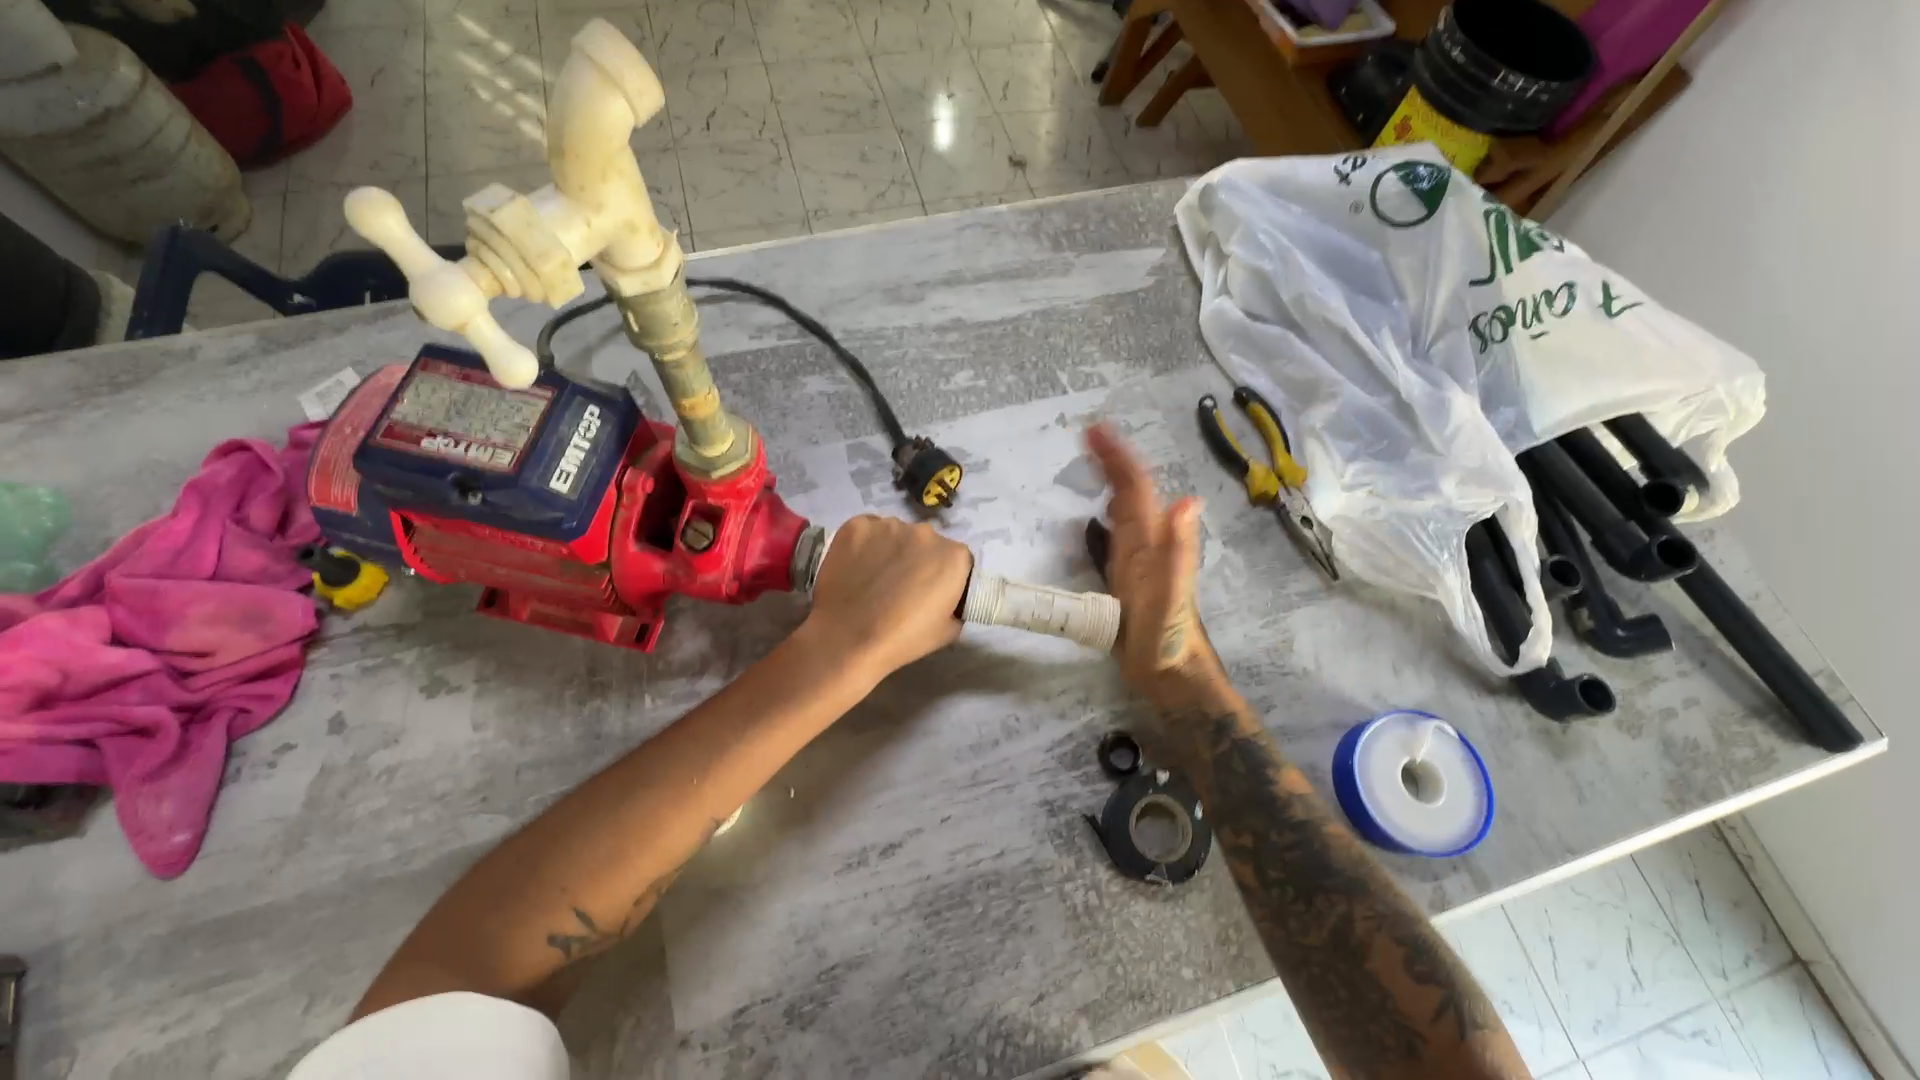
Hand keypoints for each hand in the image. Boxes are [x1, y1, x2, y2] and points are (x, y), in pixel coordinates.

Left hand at [803, 515, 972, 683]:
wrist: (847, 639)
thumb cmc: (903, 639)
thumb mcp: (949, 631)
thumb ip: (956, 604)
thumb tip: (947, 596)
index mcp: (954, 556)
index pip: (956, 560)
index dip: (943, 576)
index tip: (930, 591)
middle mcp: (926, 532)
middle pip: (926, 543)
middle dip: (918, 558)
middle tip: (901, 585)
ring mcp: (889, 526)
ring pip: (895, 534)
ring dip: (891, 549)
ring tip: (875, 577)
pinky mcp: (857, 525)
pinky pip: (867, 530)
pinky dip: (864, 544)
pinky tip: (856, 566)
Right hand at [1086, 424, 1225, 707]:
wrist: (1174, 675)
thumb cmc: (1170, 639)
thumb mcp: (1172, 596)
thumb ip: (1178, 552)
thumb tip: (1187, 501)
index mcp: (1151, 541)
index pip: (1136, 488)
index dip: (1117, 458)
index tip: (1094, 431)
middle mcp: (1145, 543)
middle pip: (1130, 492)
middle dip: (1111, 460)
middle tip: (1087, 435)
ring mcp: (1136, 561)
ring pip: (1122, 511)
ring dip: (1108, 482)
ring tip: (1089, 461)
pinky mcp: (1125, 581)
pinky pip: (1112, 539)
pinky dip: (1102, 519)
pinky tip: (1091, 520)